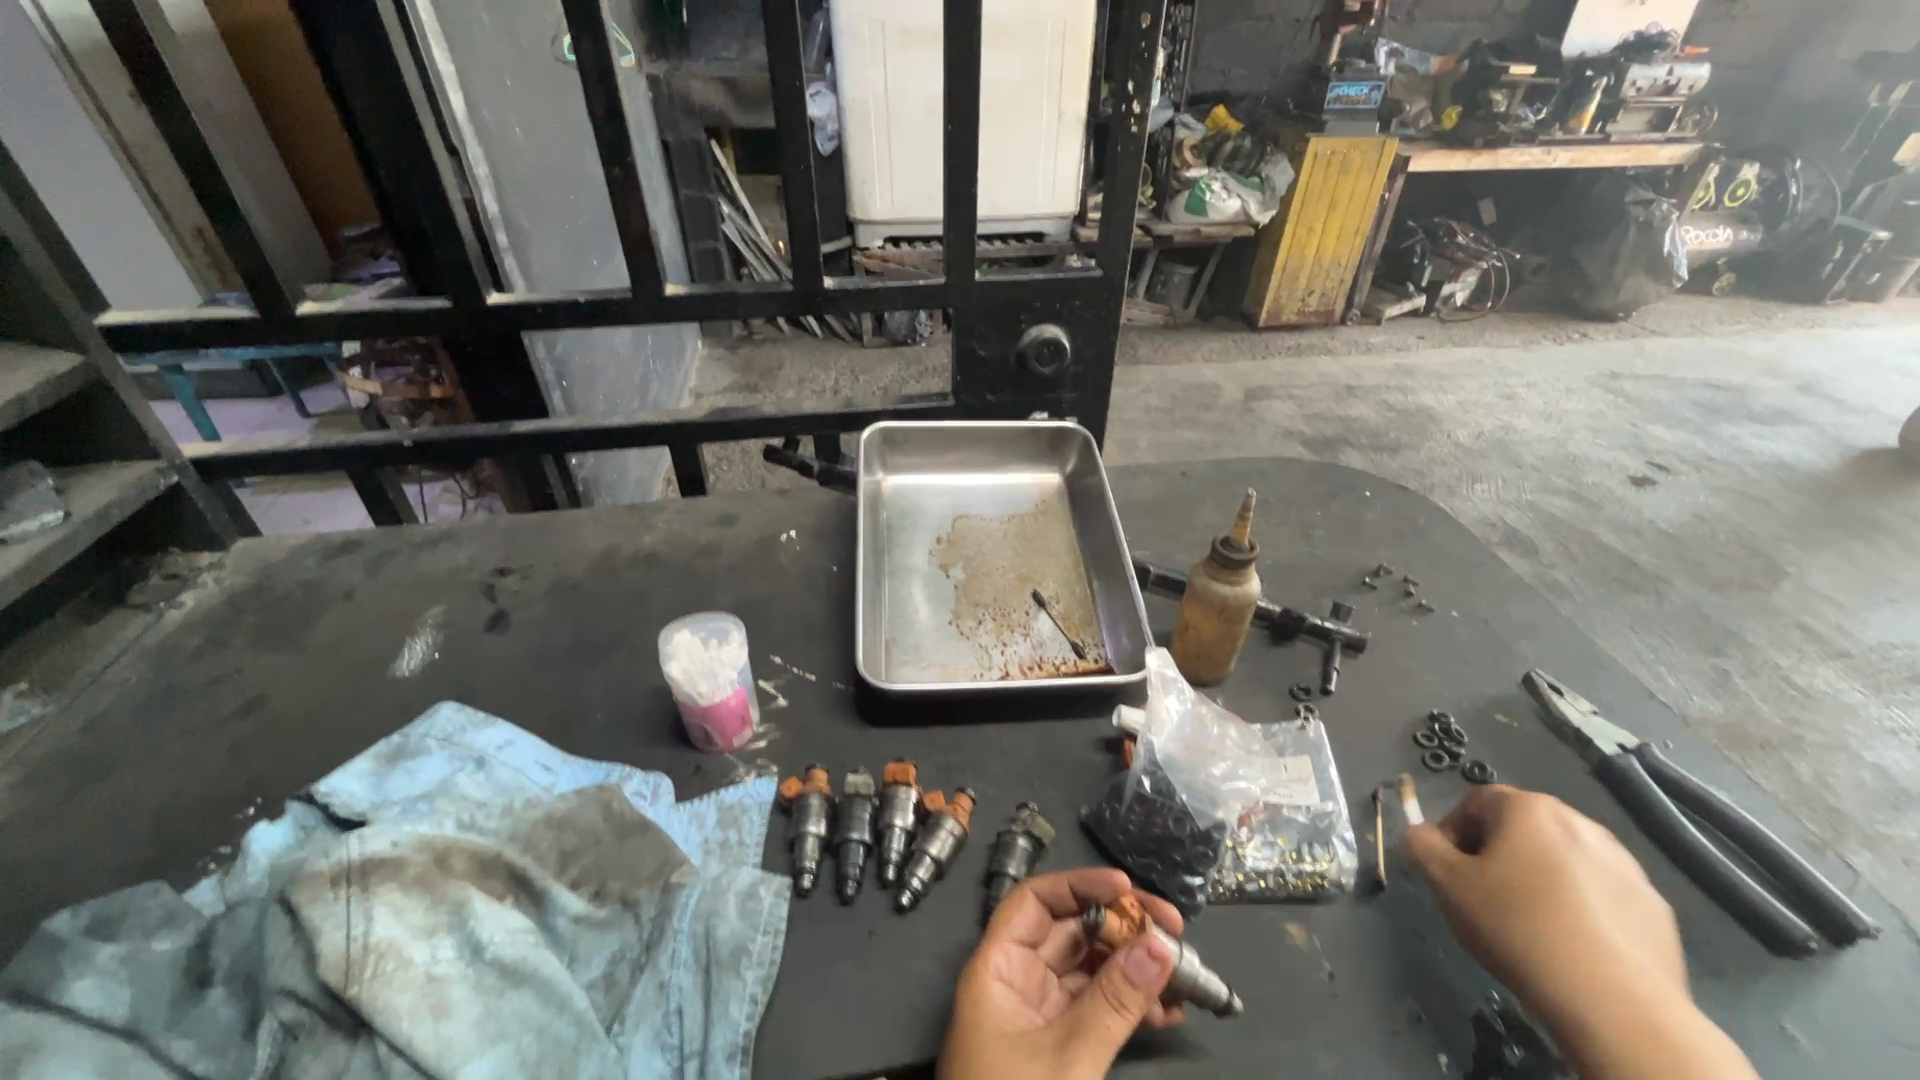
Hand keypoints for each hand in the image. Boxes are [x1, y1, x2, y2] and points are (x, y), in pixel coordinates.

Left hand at [938, 868, 1186, 1079]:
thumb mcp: (1067, 1058)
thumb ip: (1116, 1000)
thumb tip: (1161, 941)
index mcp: (998, 968)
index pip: (1035, 902)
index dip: (1079, 885)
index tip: (1128, 887)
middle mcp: (1017, 980)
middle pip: (1070, 932)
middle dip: (1121, 927)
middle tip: (1174, 931)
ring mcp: (1039, 1014)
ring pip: (1090, 971)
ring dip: (1135, 969)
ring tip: (1182, 975)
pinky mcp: (1060, 1047)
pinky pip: (1098, 1009)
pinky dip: (1132, 1006)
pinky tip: (1169, 1013)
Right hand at [1408, 785, 1758, 1079]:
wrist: (1612, 1000)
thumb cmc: (1516, 926)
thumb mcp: (1445, 883)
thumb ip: (1421, 846)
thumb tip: (1420, 836)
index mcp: (1529, 809)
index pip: (1474, 802)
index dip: (1450, 833)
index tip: (1445, 871)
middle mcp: (1580, 822)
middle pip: (1520, 828)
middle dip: (1495, 854)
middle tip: (1481, 895)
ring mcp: (1624, 864)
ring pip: (1562, 860)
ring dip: (1538, 878)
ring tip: (1527, 923)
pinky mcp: (1652, 905)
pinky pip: (1599, 893)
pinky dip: (1579, 907)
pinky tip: (1568, 943)